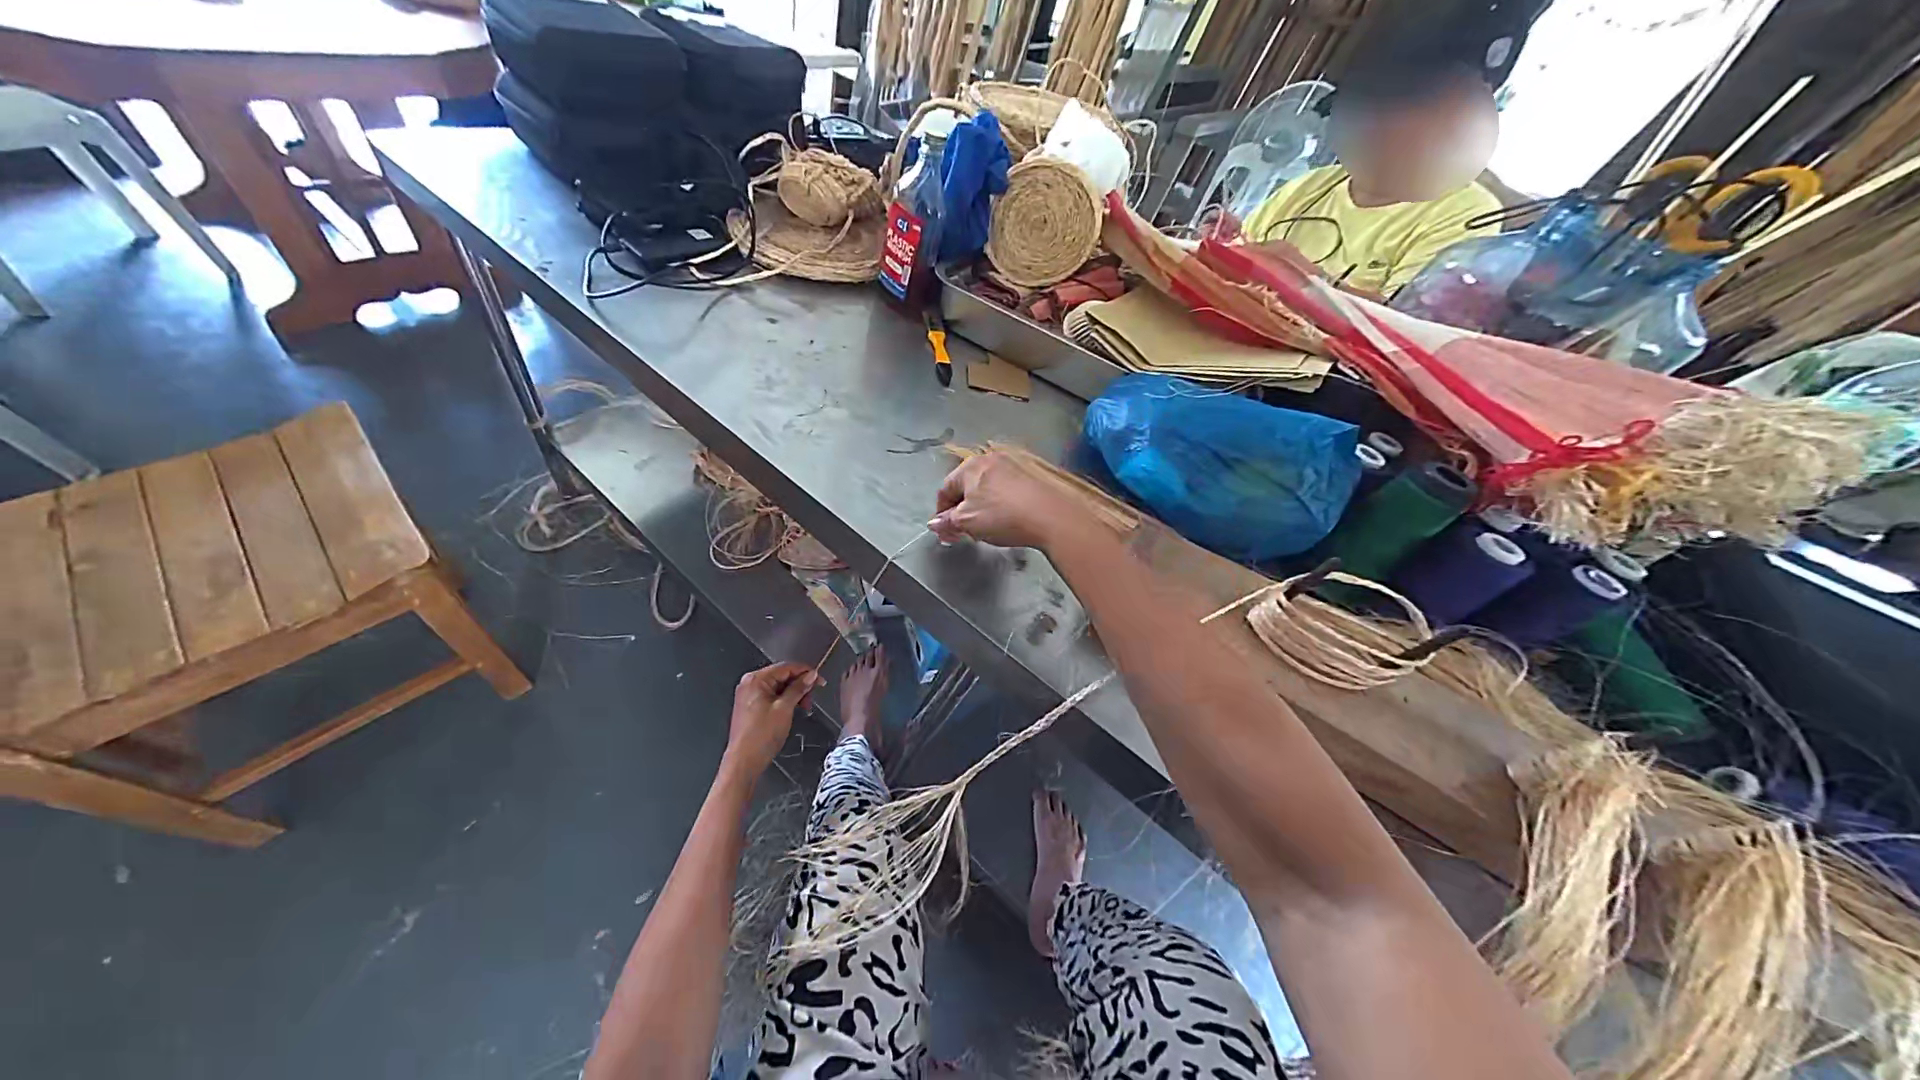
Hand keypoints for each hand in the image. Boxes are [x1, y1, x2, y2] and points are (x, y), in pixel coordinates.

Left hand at [724, 662, 818, 776]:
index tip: (819, 679)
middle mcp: (749, 684)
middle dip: (799, 685)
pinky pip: (771, 696)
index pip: (786, 667)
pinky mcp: (750, 706)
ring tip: (804, 706)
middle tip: (812, 696)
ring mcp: (749, 695)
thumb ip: (799, 688)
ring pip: (778, 686)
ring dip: (793, 694)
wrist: (744, 761)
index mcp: (755, 680)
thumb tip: (810, 676)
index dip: (805, 672)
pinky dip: (784, 700)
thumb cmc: (761, 736)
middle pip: (781, 676)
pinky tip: (792, 709)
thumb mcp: (785, 708)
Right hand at [927, 452, 1084, 550]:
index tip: (944, 531)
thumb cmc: (1003, 516)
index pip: (945, 489)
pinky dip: (1001, 504)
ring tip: (985, 528)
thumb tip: (934, 524)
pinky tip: (1006, 520)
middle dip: (961, 510)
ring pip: (987, 488)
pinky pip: (1007, 490)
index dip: (940, 513)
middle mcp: (992, 459)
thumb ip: (947, 522)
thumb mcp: (967, 522)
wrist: (1051, 516)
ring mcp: (1014, 466)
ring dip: (981, 508)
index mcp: (971, 466)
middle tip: (963, 532)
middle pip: (967, 487)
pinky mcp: (1033, 477)